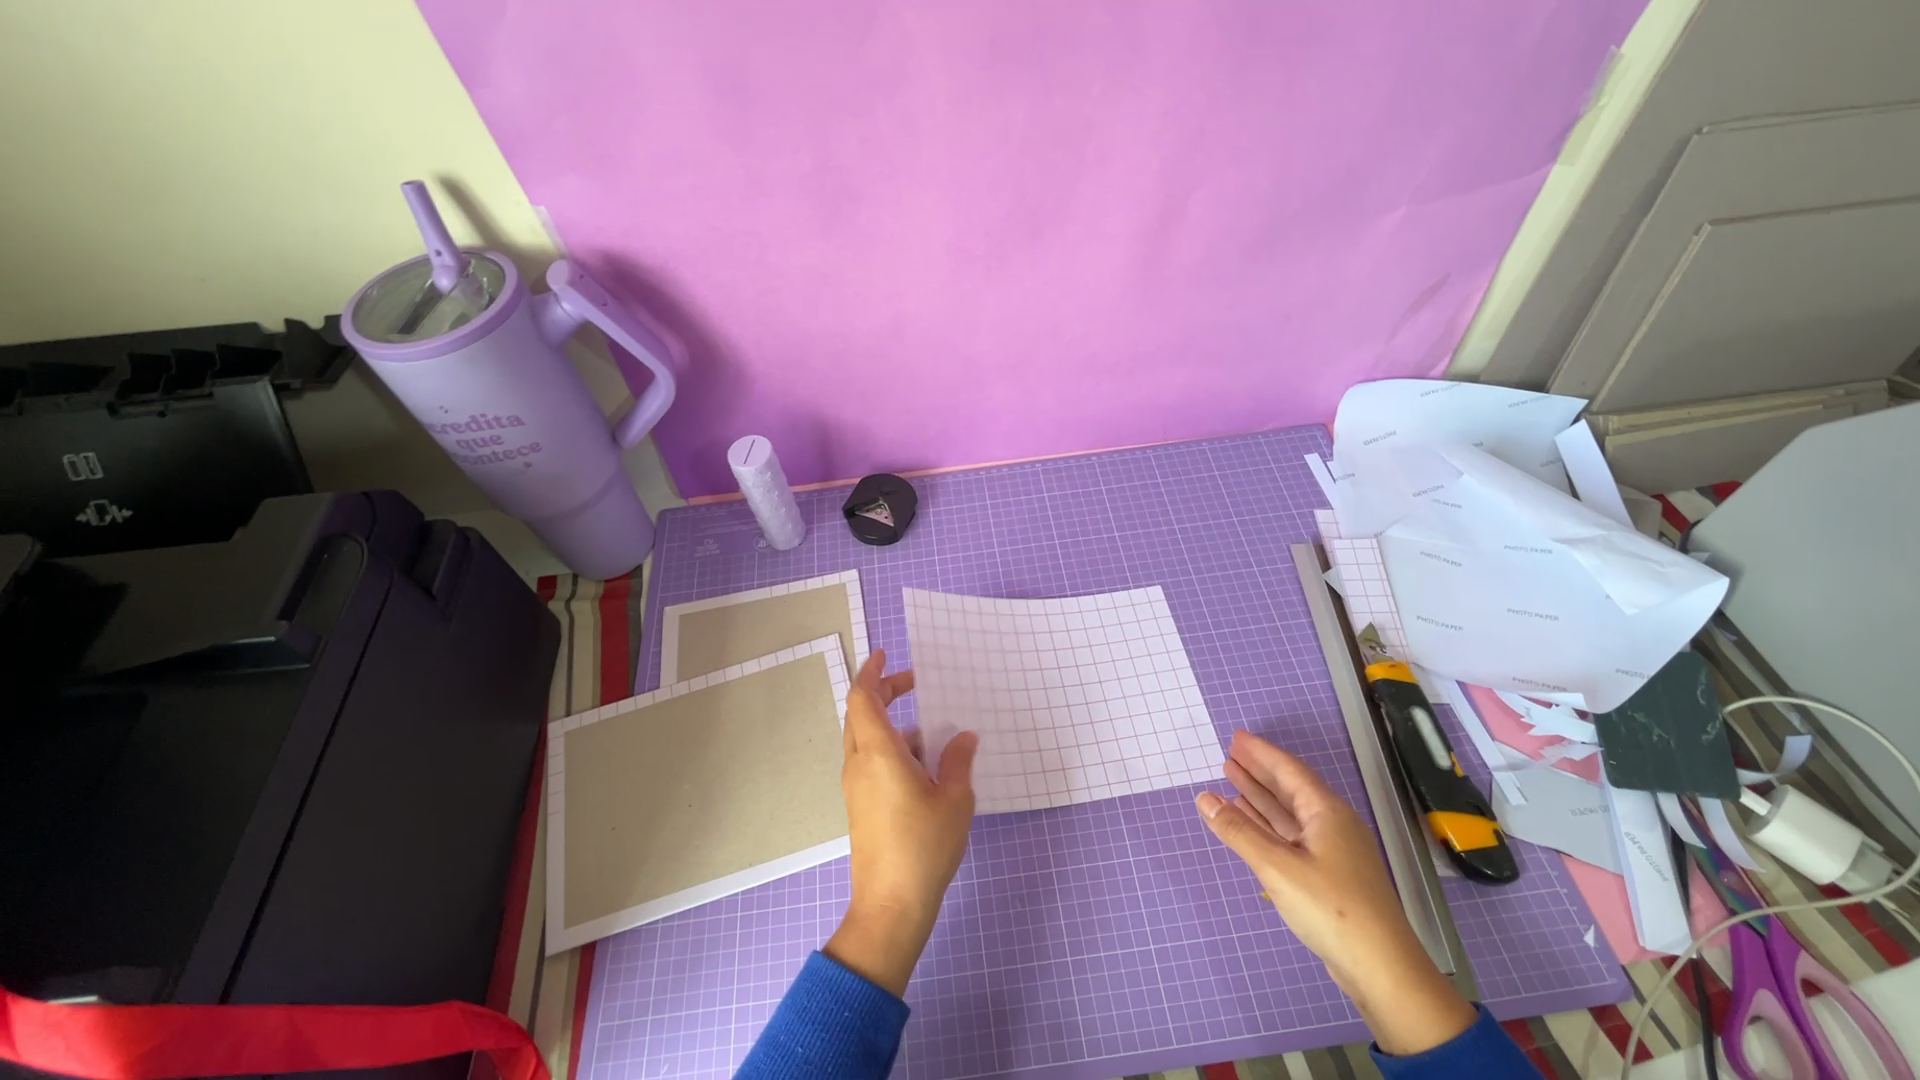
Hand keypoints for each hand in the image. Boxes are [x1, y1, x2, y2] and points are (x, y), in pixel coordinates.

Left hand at [824, 649, 978, 995]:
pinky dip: (893, 750)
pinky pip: (872, 762)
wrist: (891, 905)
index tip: (887, 655)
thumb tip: (964, 737)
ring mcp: (857, 787)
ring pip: (866, 739)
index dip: (872, 672)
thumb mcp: (954, 800)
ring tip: (934, 730)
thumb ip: (958, 761)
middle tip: (915, 683)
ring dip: (893, 724)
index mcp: (878, 754)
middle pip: (860, 714)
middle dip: (884, 692)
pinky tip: (927, 766)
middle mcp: (859, 764)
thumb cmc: (923, 847)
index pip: (862, 698)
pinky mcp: (862, 806)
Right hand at [1195, 731, 1475, 1056]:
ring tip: (1232, 780)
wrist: (1380, 966)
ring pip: (1290, 814)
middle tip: (1230, 754)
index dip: (1261, 754)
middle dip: (1260, 772)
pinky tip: (1250, 823)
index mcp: (1326, 812)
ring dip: (1261, 798)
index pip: (1289, 771)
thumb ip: (1238, 831)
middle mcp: (1332, 824)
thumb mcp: (1276, 866)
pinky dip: (1269, 825)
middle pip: (1290, 789)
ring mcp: (1333, 851)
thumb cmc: (1330, 907)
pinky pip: (1292, 836)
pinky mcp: (1329, 875)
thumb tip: (1205, 799)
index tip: (1236, 738)